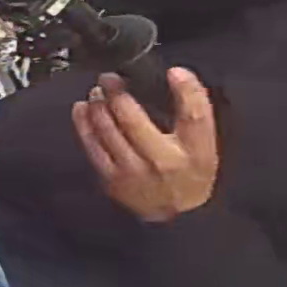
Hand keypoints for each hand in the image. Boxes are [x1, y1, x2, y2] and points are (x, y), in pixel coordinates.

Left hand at [71, 66, 217, 222]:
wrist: (174, 214)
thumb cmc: (190, 175)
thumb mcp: (204, 150)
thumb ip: (192, 121)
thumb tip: (177, 83)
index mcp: (196, 151)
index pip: (195, 117)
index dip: (187, 92)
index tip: (175, 72)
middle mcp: (163, 159)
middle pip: (135, 120)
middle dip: (119, 94)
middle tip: (110, 77)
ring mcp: (132, 169)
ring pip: (108, 130)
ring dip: (99, 106)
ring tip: (97, 90)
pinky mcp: (109, 176)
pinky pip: (92, 144)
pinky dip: (84, 123)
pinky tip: (82, 108)